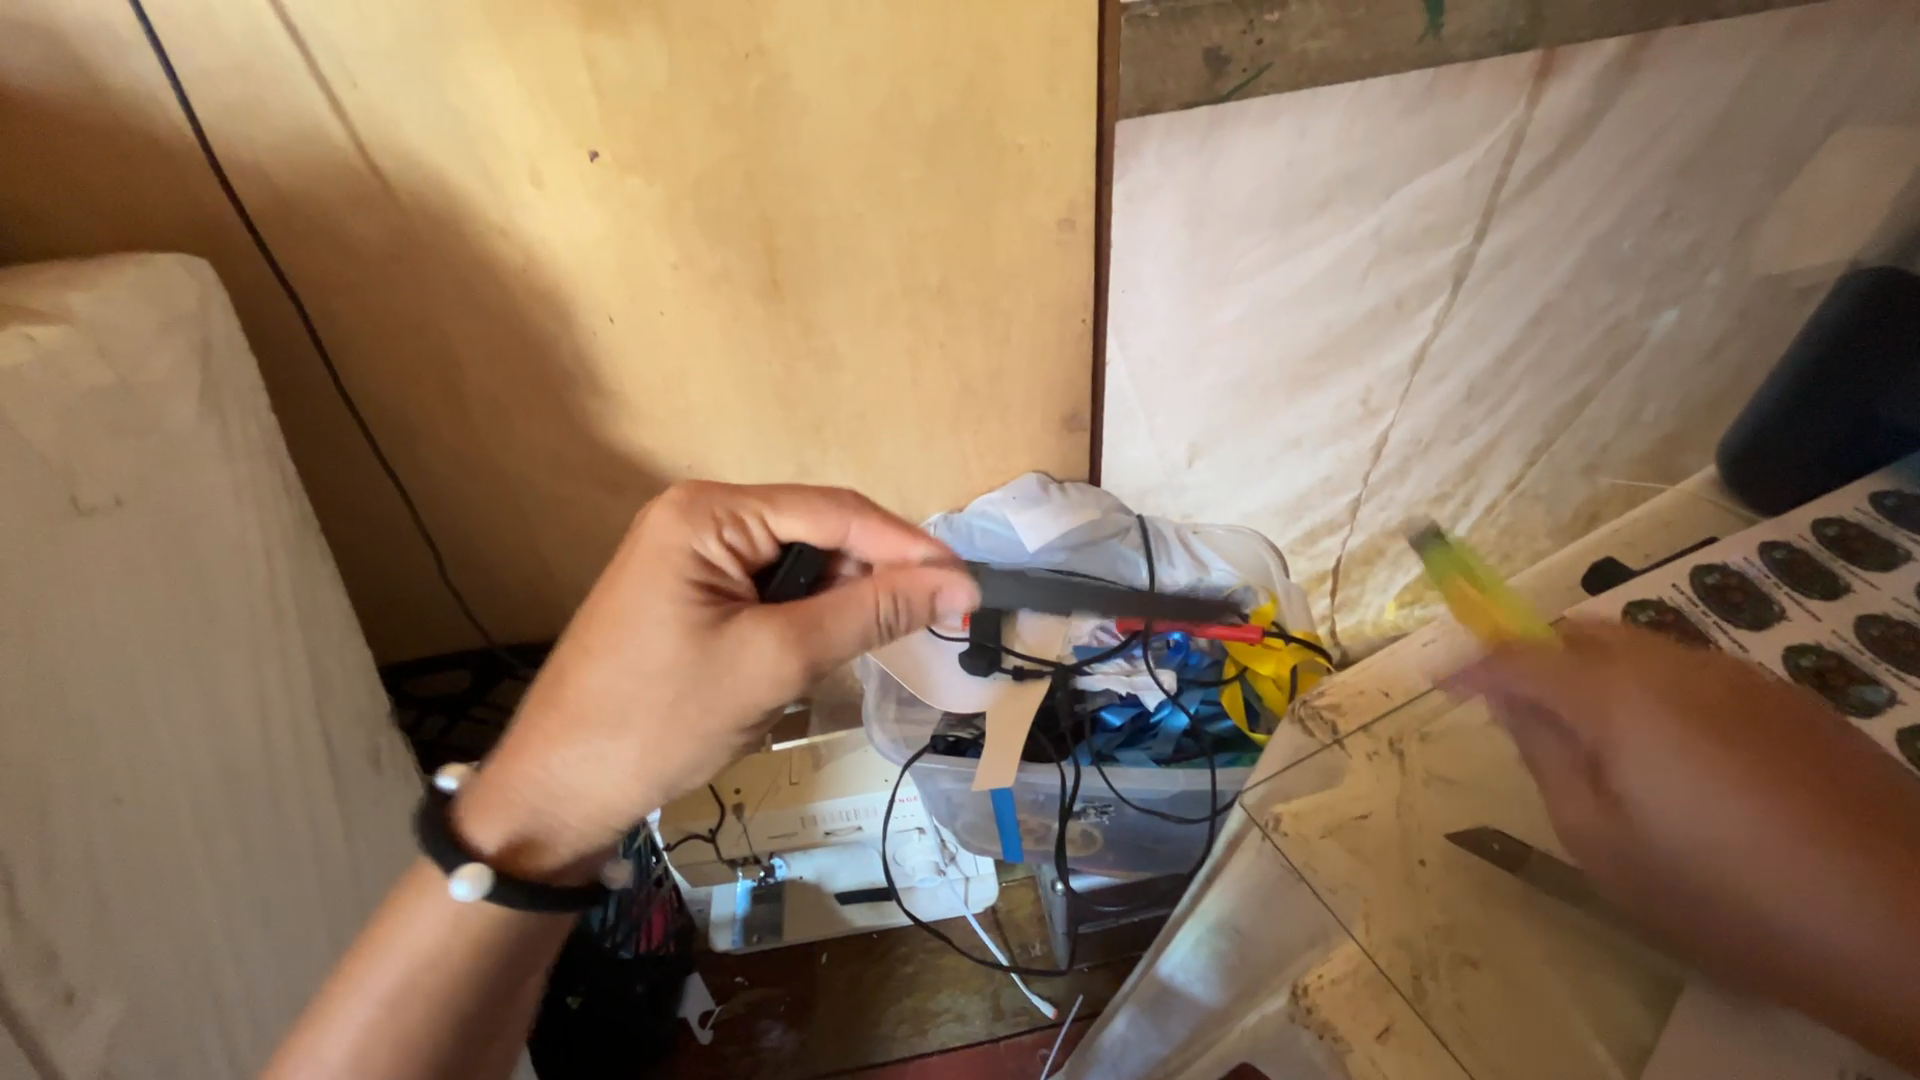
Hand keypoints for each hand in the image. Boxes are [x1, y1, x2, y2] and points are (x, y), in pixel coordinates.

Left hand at [450, 482, 979, 881]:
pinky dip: (810, 620)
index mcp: (709, 512)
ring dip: (844, 602)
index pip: (835, 512)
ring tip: (883, 641)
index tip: (968, 583)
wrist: (558, 794)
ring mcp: (695, 556)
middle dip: (875, 576)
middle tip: (937, 619)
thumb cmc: (661, 720)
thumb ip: (872, 612)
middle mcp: (702, 517)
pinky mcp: (696, 594)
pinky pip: (774, 593)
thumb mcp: (778, 661)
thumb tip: (959, 583)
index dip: (908, 547)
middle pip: (820, 533)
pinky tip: (828, 649)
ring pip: (802, 566)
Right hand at [1452, 620, 1919, 1067]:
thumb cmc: (1724, 894)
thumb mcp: (1598, 838)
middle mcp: (1676, 668)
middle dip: (1531, 654)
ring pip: (1638, 646)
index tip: (1438, 682)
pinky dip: (1651, 688)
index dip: (1469, 664)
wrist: (1918, 935)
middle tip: (1513, 705)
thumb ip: (1544, 755)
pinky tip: (1674, 753)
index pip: (1516, 655)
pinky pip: (1692, 671)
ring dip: (1592, 670)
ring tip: (1594, 736)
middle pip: (1579, 631)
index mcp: (1617, 698)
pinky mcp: (1794, 703)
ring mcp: (1743, 679)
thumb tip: (1511, 704)